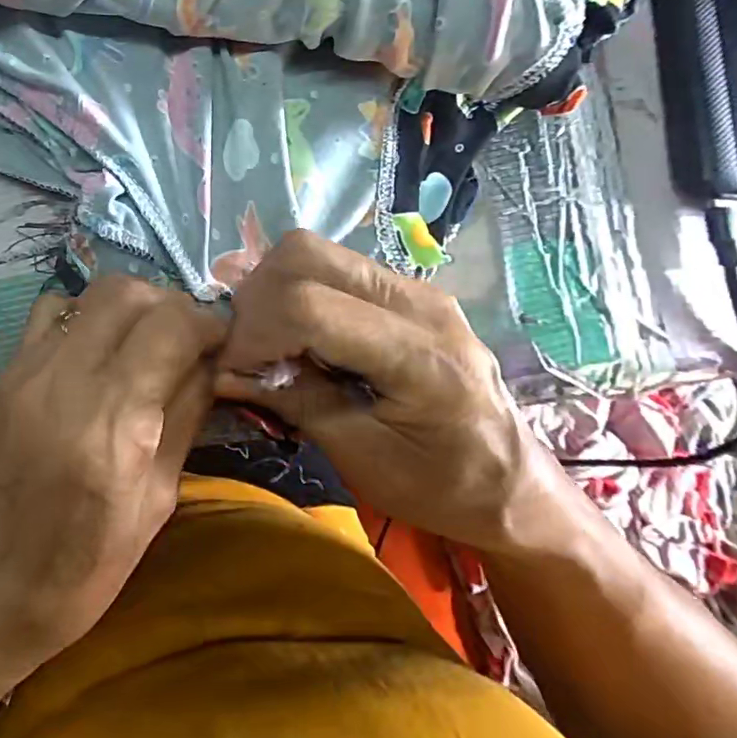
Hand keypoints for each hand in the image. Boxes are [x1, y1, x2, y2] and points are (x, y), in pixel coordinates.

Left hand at [0, 276, 224, 721]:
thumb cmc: (91, 561)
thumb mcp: (160, 495)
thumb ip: (186, 412)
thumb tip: (212, 358)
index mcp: (115, 423)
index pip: (171, 325)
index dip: (206, 323)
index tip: (220, 341)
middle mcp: (67, 381)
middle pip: (128, 293)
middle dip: (169, 305)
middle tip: (185, 338)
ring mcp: (29, 369)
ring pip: (91, 293)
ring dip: (130, 306)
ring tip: (145, 340)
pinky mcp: (7, 370)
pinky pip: (53, 310)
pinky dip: (85, 315)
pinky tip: (98, 348)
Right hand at [213, 230, 571, 554]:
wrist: (513, 485)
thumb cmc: (442, 487)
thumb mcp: (360, 456)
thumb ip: (293, 401)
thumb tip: (224, 372)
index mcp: (418, 354)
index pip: (308, 305)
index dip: (253, 332)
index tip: (234, 370)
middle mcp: (417, 300)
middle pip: (304, 254)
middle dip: (256, 298)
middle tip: (248, 349)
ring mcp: (412, 287)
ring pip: (311, 250)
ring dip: (271, 290)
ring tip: (269, 342)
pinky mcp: (402, 288)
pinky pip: (329, 265)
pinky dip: (293, 291)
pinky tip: (296, 335)